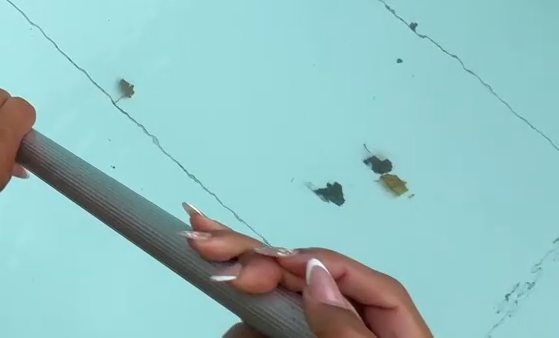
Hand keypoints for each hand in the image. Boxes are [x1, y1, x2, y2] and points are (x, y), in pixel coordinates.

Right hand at [183, 206, 432, 337]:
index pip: (374, 288)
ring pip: (277, 288)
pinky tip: (201, 262)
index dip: (322, 263)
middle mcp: (355, 329)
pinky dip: (229, 286)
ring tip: (194, 241)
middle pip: (313, 279)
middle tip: (206, 243)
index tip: (269, 261)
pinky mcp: (280, 336)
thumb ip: (349, 332)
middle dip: (256, 254)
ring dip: (232, 260)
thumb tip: (311, 271)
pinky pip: (257, 312)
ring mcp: (313, 331)